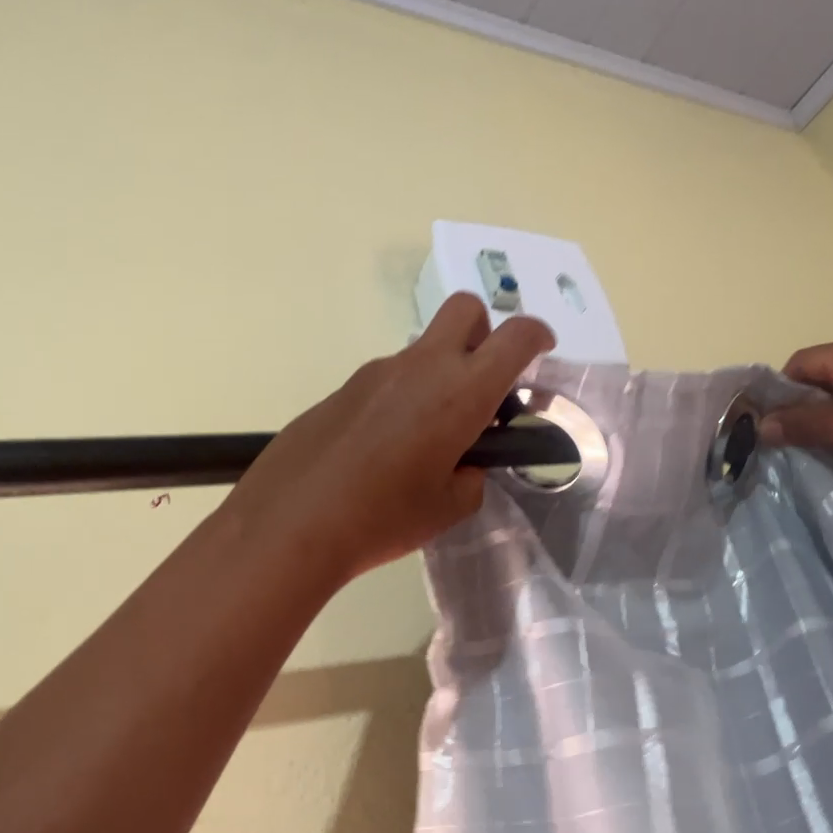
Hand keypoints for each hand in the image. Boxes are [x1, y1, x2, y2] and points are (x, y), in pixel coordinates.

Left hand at [225, 294, 555, 583]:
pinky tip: (384, 449)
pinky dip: (403, 397)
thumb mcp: (449, 507)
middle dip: (485, 330)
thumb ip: (472, 476)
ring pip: (424, 348)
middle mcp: (423, 366)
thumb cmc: (382, 518)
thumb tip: (465, 463)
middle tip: (483, 380)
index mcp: (462, 391)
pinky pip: (389, 378)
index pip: (516, 336)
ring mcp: (378, 371)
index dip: (538, 335)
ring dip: (440, 373)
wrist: (289, 523)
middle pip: (466, 309)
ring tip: (427, 437)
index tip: (542, 352)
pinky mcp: (345, 387)